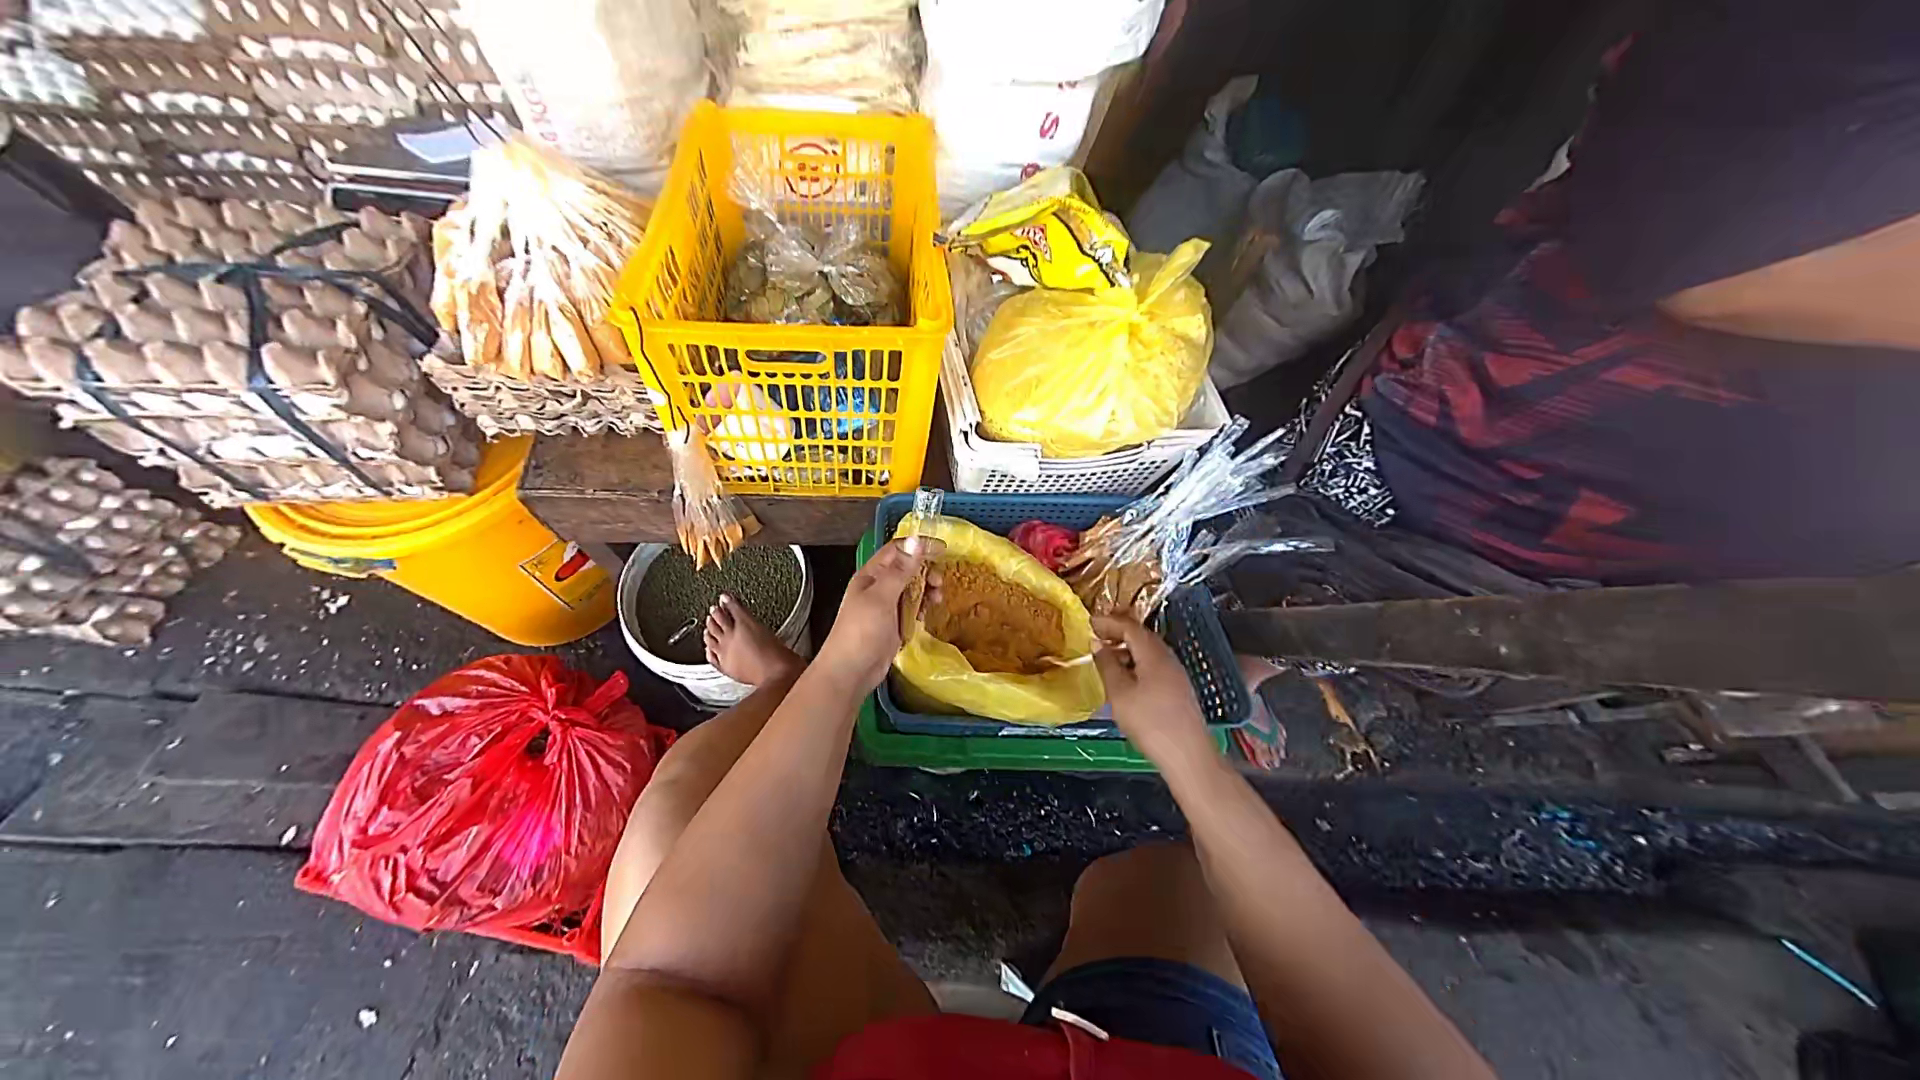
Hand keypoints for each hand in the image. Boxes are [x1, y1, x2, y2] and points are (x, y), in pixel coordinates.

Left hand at [815, 538, 943, 690]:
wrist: (850, 672)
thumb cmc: (861, 632)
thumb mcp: (882, 597)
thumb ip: (900, 570)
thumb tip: (916, 540)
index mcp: (872, 574)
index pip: (898, 549)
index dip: (920, 546)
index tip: (943, 551)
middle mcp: (879, 586)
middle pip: (908, 568)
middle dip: (927, 571)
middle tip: (940, 583)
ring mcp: (886, 606)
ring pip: (912, 588)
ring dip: (926, 590)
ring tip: (936, 600)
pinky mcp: (893, 623)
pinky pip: (911, 607)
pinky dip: (921, 607)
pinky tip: (925, 615)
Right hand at [1092, 614, 1211, 763]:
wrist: (1187, 755)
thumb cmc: (1149, 722)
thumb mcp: (1119, 693)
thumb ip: (1107, 665)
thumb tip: (1097, 644)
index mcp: (1153, 654)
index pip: (1130, 627)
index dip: (1108, 622)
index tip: (1089, 623)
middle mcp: (1168, 658)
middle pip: (1141, 636)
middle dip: (1118, 632)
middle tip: (1096, 636)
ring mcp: (1176, 674)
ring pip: (1148, 651)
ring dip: (1126, 649)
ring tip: (1106, 657)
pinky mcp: (1178, 689)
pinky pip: (1154, 665)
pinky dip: (1136, 663)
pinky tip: (1125, 678)